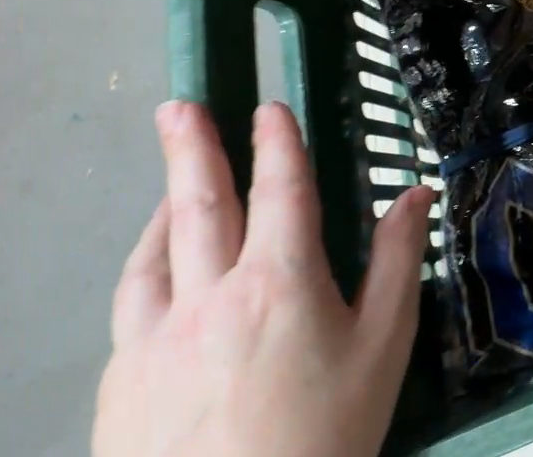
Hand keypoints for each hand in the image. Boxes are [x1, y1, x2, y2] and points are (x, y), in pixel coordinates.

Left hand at [93, 100, 434, 456]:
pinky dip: (146, 263)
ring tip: (172, 178)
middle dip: (191, 150)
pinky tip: (157, 266)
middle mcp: (208, 297)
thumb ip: (397, 261)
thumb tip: (414, 194)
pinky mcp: (118, 381)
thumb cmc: (328, 427)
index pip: (280, 194)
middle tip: (178, 107)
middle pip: (198, 208)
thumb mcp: (385, 343)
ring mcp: (151, 340)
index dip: (277, 144)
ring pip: (150, 254)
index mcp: (280, 282)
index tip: (270, 107)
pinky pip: (130, 302)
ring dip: (164, 204)